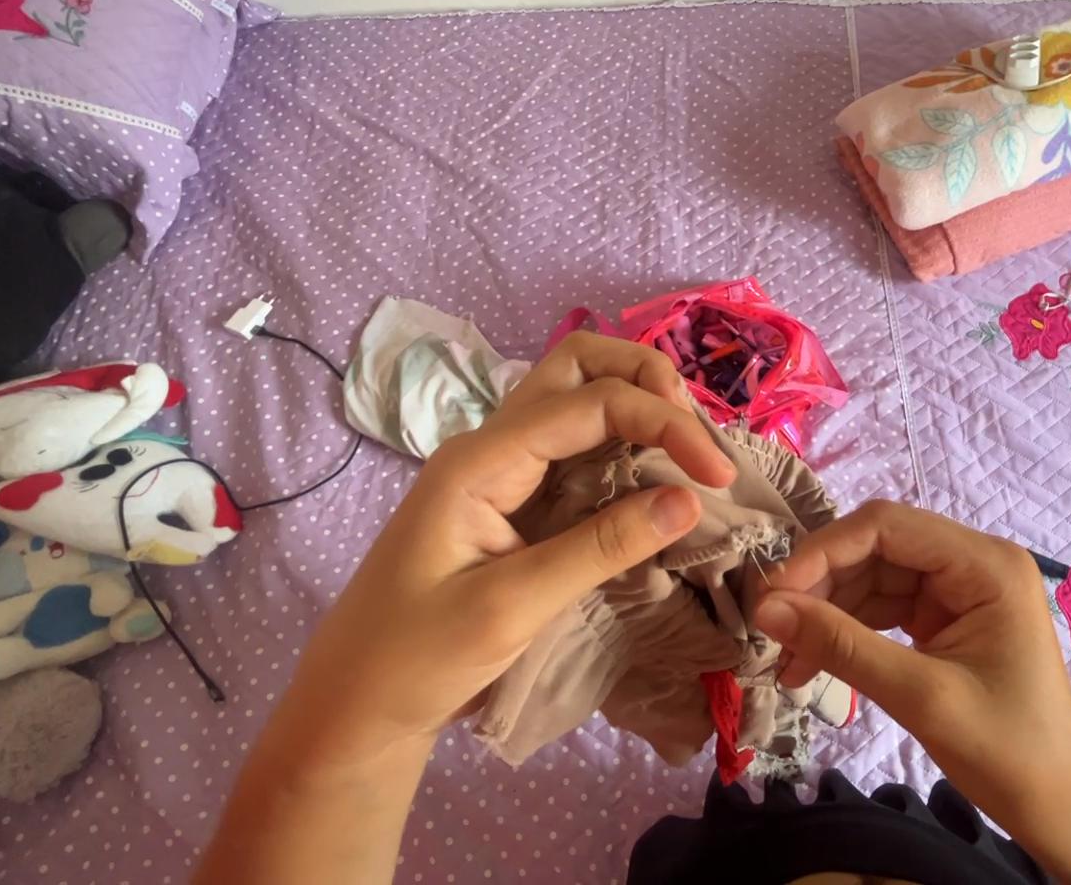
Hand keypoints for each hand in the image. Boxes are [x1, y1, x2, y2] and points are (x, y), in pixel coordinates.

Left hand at [200, 332, 739, 884]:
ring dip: (637, 401)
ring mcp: (502, 464)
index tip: (718, 476)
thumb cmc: (415, 660)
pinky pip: (576, 441)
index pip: (593, 403)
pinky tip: (653, 471)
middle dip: (647, 379)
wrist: (352, 707)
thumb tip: (690, 499)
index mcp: (483, 458)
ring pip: (578, 393)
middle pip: (579, 363)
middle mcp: (493, 443)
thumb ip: (602, 546)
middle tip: (695, 432)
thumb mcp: (511, 608)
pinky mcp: (514, 492)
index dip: (665, 424)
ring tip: (687, 445)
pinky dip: (624, 440)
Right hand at [754, 503, 1070, 883]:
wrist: (1056, 810)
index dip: (825, 551)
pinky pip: (883, 606)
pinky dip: (847, 631)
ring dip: (827, 612)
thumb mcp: (921, 697)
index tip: (774, 592)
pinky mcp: (945, 615)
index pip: (888, 526)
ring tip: (784, 657)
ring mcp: (959, 587)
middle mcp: (973, 561)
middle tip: (771, 625)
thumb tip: (766, 608)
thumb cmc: (1006, 753)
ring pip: (873, 576)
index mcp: (986, 563)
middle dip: (822, 584)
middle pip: (876, 547)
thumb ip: (842, 646)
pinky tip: (811, 661)